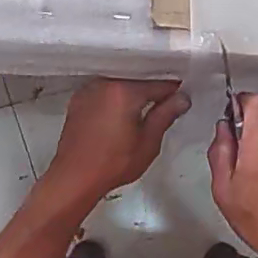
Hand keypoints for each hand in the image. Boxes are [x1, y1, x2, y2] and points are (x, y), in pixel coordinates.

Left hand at [45, 78, 190, 202]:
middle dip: (152, 92)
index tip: (182, 101)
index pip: (159, 84)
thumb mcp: (148, 142)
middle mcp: (104, 83)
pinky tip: (122, 115)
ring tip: (143, 113)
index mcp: (124, 91)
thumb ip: (165, 115)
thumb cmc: (112, 164)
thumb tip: (182, 99)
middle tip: (165, 108)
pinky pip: (104, 92)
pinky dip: (115, 98)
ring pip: (119, 84)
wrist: (75, 177)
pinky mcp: (79, 100)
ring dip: (132, 94)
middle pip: (137, 80)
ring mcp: (89, 90)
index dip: (174, 92)